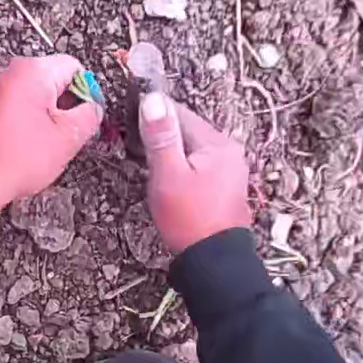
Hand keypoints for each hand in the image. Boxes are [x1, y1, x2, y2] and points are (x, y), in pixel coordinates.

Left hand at [0, 55, 101, 232]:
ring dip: (51, 117)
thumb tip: (94, 108)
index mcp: (33, 72)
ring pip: (39, 96)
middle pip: (55, 80)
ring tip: (49, 143)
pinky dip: (32, 123)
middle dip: (68, 106)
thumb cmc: (15, 160)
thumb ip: (90, 115)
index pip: (75, 67)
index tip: (88, 115)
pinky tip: (32, 146)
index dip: (88, 92)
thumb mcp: (68, 138)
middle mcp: (12, 74)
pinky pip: (22, 107)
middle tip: (70, 133)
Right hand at [138, 91, 252, 254]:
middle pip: (187, 132)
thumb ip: (161, 137)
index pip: (180, 114)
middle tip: (139, 153)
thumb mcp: (168, 175)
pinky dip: (182, 170)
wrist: (215, 263)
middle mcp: (229, 152)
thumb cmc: (190, 220)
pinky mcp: (225, 189)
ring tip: (153, 172)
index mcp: (218, 143)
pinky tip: (170, 185)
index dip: (153, 118)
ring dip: (171, 157)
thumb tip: (153, 99)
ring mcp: (230, 171)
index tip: (132, 127)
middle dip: (163, 140)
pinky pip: (199, 168)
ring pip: (192, 151)